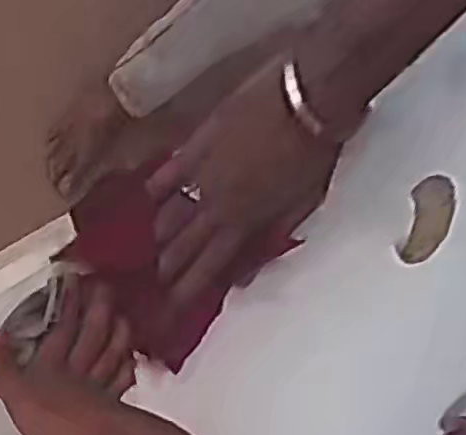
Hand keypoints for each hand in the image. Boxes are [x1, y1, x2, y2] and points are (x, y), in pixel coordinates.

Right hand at [0, 277, 152, 434]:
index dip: (67, 302)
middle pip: (93, 333)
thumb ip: (1, 367)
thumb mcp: (18, 396)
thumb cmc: (62, 422)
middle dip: (97, 308)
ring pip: (112, 352)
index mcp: (55, 365)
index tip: (71, 279)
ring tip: (121, 316)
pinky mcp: (113, 408)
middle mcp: (81, 371)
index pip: (62, 326)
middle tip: (103, 287)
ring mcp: (101, 388)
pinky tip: (129, 365)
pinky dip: (126, 369)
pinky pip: (122, 381)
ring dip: (117, 332)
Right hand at [146, 59, 350, 305]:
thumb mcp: (303, 202)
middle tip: (157, 280)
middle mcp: (214, 208)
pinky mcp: (195, 148)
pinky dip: (155, 189)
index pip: (205, 271)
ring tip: (153, 244)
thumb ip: (270, 239)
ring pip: (168, 218)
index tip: (168, 312)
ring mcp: (201, 178)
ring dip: (160, 236)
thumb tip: (242, 278)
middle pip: (180, 250)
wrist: (314, 91)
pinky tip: (148, 197)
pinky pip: (166, 175)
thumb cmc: (318, 147)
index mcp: (242, 225)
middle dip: (166, 270)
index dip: (184, 294)